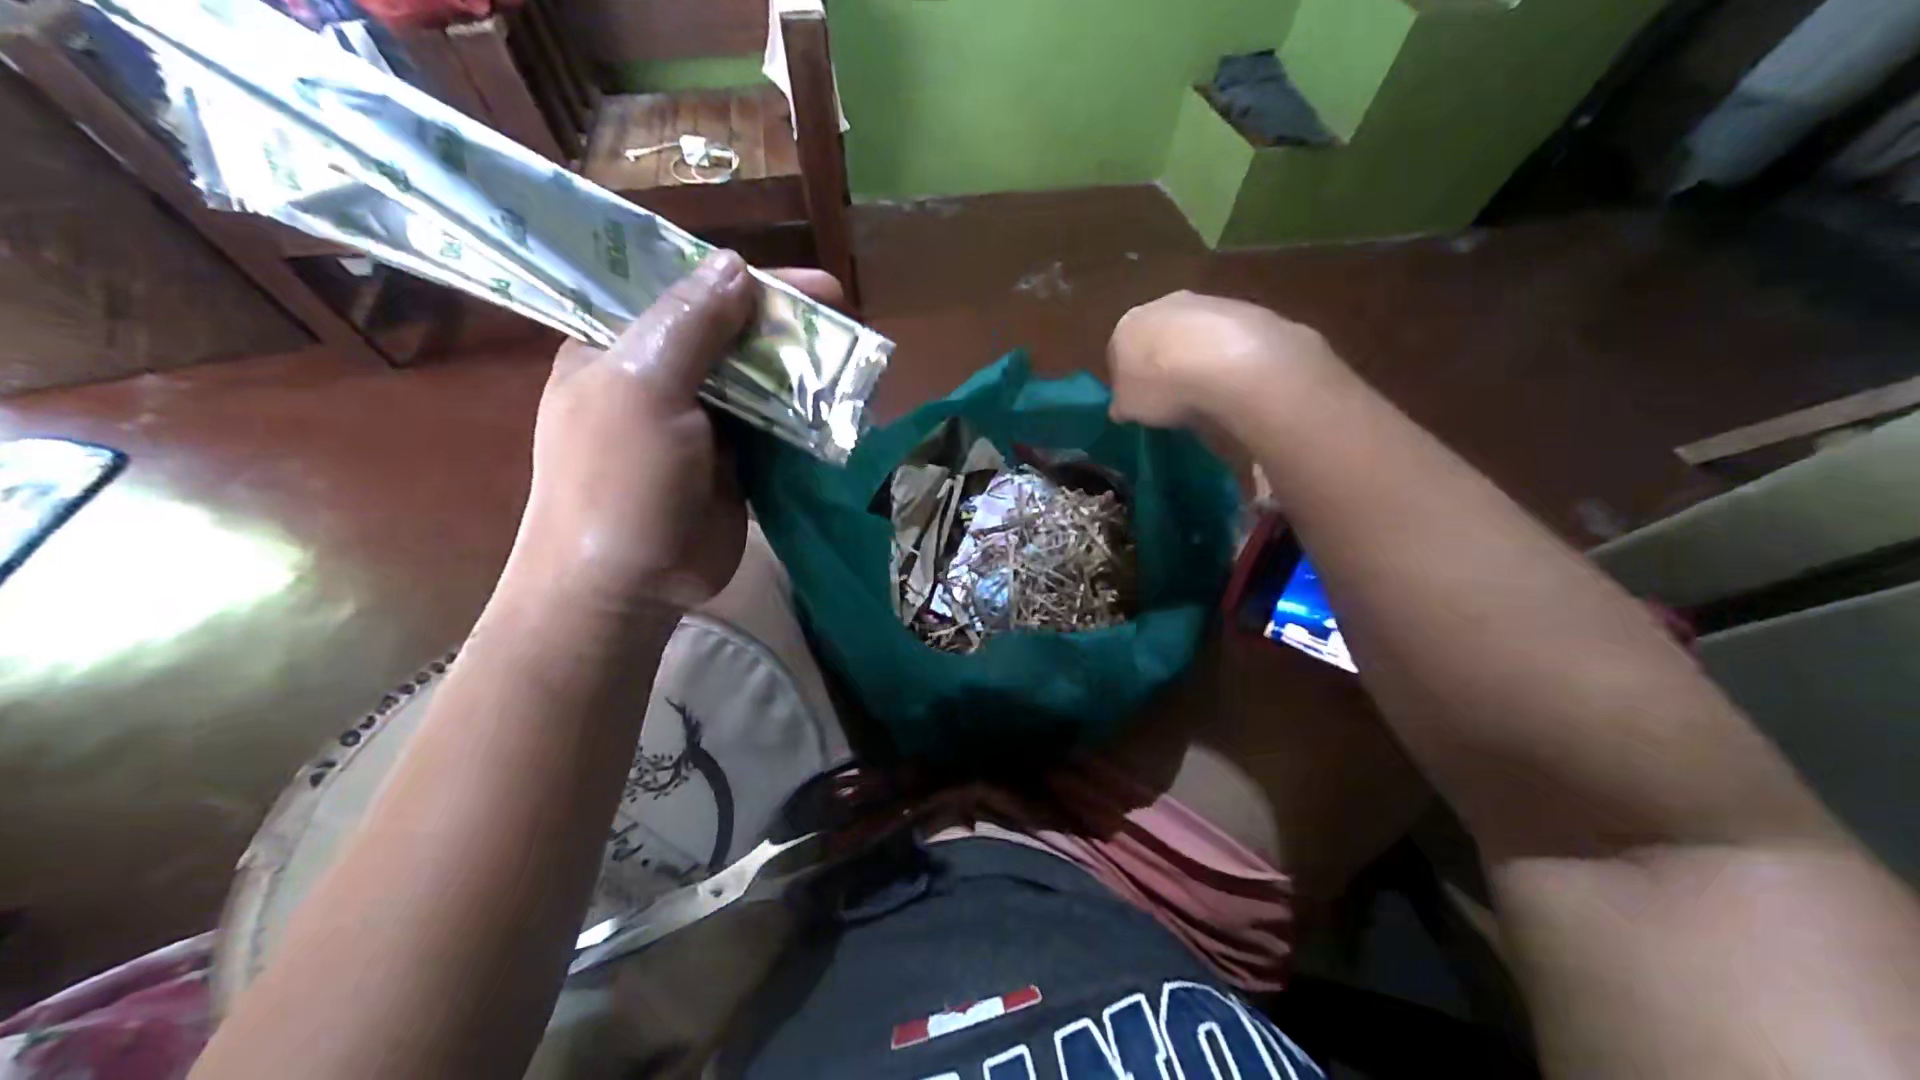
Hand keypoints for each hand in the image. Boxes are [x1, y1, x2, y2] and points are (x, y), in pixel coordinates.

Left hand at [515, 251, 843, 612]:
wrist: (628, 587)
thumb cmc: (621, 481)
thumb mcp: (644, 388)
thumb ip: (690, 325)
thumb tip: (737, 265)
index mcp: (619, 348)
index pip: (683, 292)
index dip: (742, 278)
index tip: (802, 280)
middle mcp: (660, 378)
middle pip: (728, 332)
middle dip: (782, 321)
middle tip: (840, 309)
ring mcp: (700, 422)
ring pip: (757, 378)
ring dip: (800, 366)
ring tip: (850, 354)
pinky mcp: (733, 461)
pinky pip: (773, 423)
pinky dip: (804, 411)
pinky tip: (838, 400)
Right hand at [1106, 291, 1343, 429]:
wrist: (1227, 363)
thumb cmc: (1162, 387)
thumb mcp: (1128, 409)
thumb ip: (1123, 404)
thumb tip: (1123, 407)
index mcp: (1126, 326)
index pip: (1118, 353)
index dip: (1128, 380)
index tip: (1140, 403)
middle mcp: (1162, 305)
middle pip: (1157, 337)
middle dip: (1163, 363)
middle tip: (1173, 396)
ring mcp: (1206, 302)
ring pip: (1195, 334)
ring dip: (1197, 357)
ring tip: (1208, 392)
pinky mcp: (1244, 308)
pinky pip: (1228, 338)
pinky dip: (1228, 356)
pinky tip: (1234, 380)